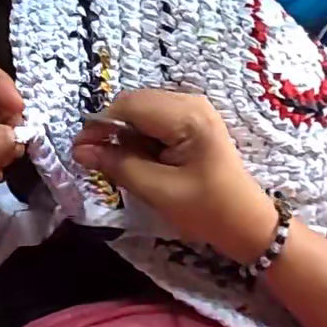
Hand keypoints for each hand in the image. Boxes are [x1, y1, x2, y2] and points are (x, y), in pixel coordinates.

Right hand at [72, 89, 276, 262]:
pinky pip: (154, 119)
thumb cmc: (207, 209)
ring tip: (114, 161)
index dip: (100, 124)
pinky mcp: (191, 121)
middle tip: (91, 156)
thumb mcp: (158, 190)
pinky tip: (135, 158)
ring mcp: (193, 110)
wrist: (247, 223)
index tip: (79, 149)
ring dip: (123, 133)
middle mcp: (190, 102)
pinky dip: (138, 136)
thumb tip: (80, 151)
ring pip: (141, 110)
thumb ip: (118, 166)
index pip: (130, 106)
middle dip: (110, 128)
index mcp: (188, 116)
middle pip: (134, 103)